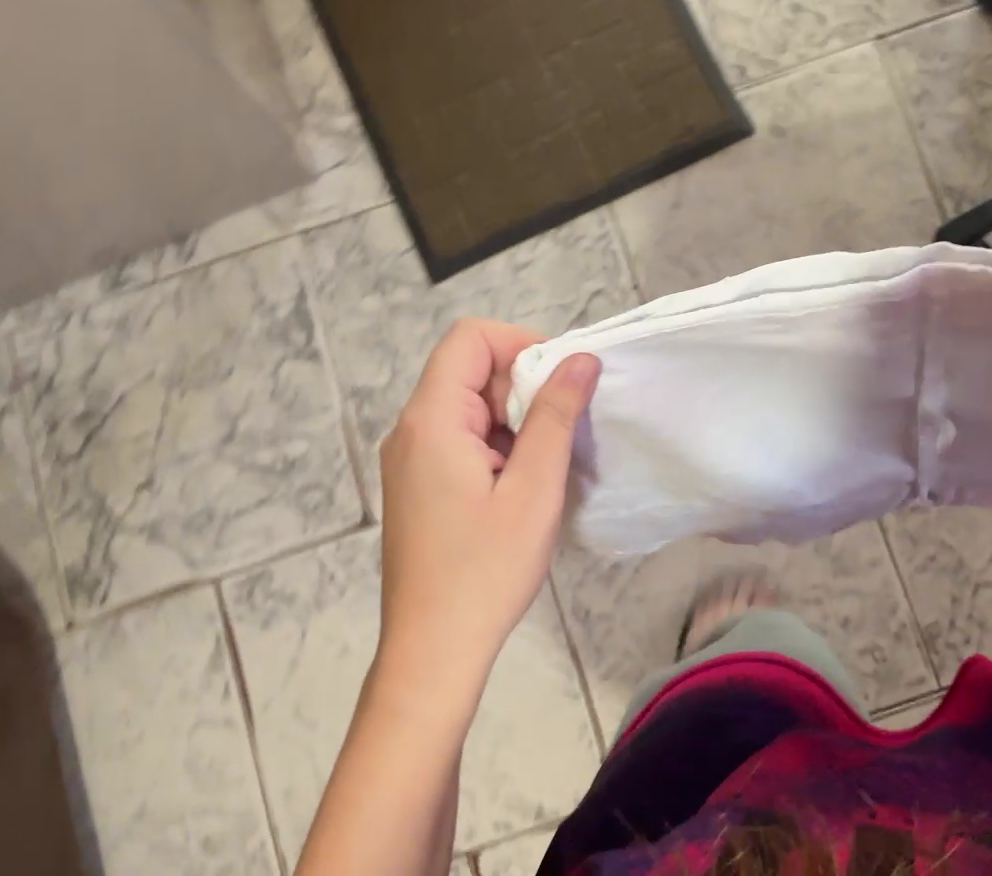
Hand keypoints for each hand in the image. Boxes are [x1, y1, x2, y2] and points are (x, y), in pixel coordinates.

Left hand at [377, 320, 599, 686]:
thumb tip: (581, 358)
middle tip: (562, 433)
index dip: (521, 344)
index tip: (564, 380)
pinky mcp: (419, 487)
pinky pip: (462, 441)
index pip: (471, 339)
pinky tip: (522, 489)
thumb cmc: (485, 570)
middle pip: (470, 371)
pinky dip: (499, 448)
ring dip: (515, 422)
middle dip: (523, 387)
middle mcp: (411, 430)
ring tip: (545, 468)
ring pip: (470, 408)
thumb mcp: (534, 488)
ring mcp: (410, 461)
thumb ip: (556, 415)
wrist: (433, 651)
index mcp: (431, 419)